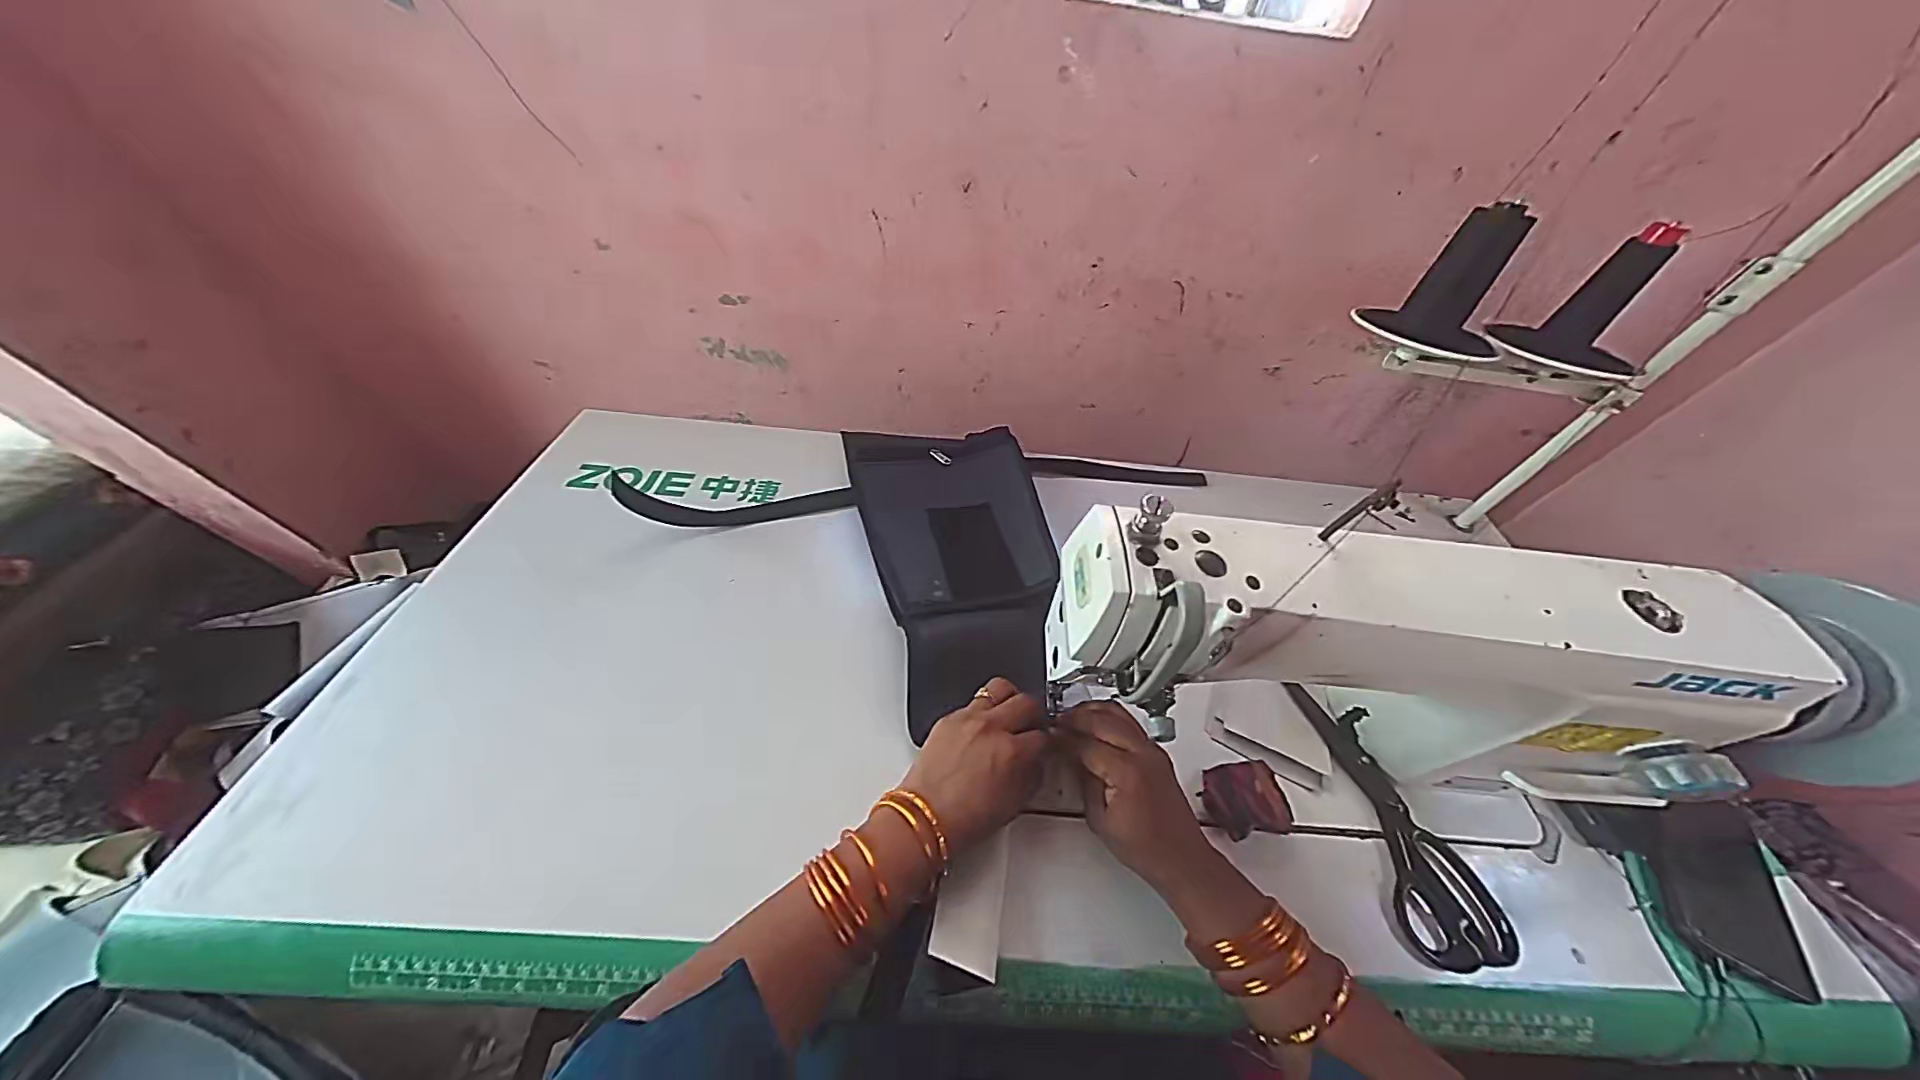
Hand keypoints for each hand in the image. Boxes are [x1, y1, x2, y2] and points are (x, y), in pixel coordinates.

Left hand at [898, 678, 1050, 855]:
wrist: (926, 817)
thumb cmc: (963, 817)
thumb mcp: (1014, 803)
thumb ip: (1032, 774)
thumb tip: (1037, 761)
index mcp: (1012, 751)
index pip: (1043, 735)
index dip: (1049, 741)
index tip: (1045, 744)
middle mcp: (991, 728)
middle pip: (1027, 702)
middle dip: (1035, 714)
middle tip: (1032, 725)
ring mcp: (968, 719)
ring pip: (1000, 688)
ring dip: (1010, 700)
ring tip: (1009, 712)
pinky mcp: (948, 718)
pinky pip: (973, 702)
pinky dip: (983, 710)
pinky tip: (982, 726)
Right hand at [1058, 701, 1211, 887]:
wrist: (1181, 858)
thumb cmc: (1147, 847)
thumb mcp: (1100, 820)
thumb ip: (1083, 782)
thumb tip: (1071, 758)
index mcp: (1127, 771)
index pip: (1085, 742)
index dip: (1062, 738)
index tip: (1050, 737)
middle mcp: (1143, 754)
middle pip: (1101, 718)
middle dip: (1074, 717)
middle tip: (1056, 723)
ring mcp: (1153, 751)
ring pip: (1117, 712)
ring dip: (1091, 711)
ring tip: (1072, 719)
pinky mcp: (1157, 752)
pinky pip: (1129, 722)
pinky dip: (1107, 717)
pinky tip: (1094, 726)